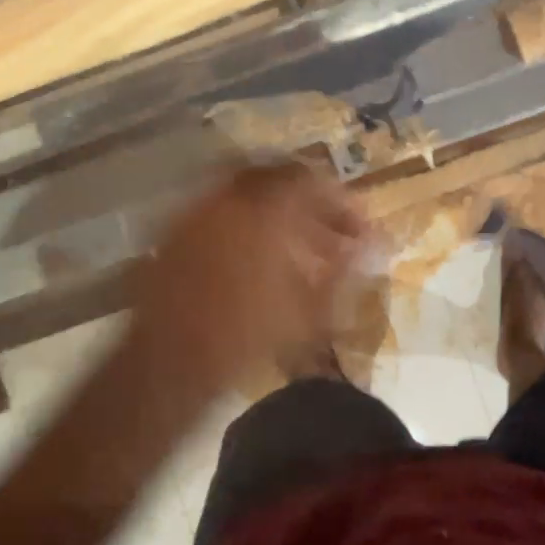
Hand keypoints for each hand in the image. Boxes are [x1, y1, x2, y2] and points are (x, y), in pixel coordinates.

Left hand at [130, 164, 367, 387]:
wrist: (170, 363)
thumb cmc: (247, 338)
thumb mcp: (310, 309)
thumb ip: (346, 268)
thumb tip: (374, 242)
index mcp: (266, 206)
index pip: (313, 180)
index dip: (341, 202)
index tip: (356, 230)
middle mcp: (230, 196)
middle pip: (278, 182)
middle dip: (308, 205)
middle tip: (327, 236)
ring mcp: (196, 211)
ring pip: (246, 196)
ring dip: (276, 216)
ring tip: (294, 252)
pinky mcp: (173, 232)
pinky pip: (217, 215)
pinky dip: (243, 228)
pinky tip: (253, 262)